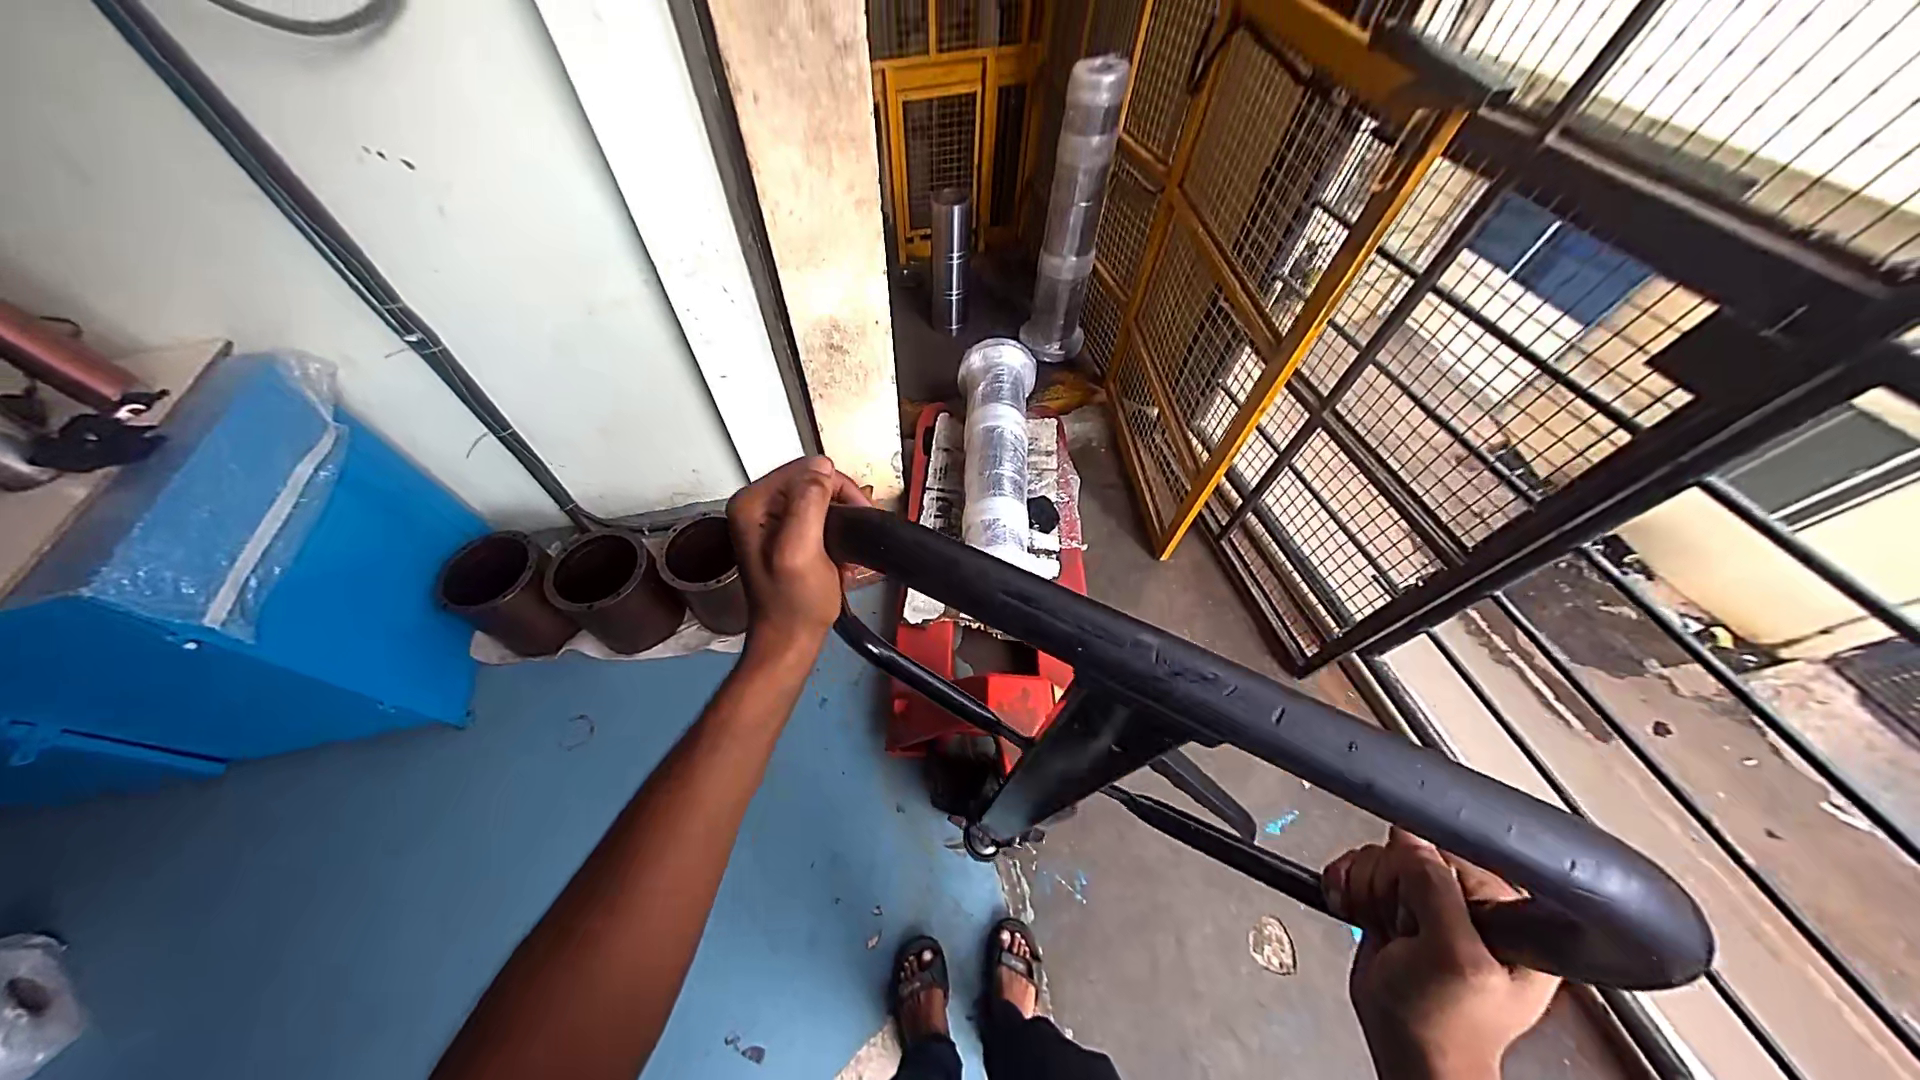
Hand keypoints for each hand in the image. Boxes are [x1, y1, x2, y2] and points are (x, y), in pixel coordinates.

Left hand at [726, 457, 870, 654]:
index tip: (856, 513)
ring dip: (841, 523)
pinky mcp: (783, 536)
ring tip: (846, 551)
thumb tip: (821, 467)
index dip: (838, 487)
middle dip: (841, 507)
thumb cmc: (794, 605)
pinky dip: (835, 535)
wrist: (790, 640)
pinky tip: (839, 558)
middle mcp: (756, 508)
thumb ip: (809, 503)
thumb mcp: (802, 550)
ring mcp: (768, 522)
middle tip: (853, 537)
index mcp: (752, 504)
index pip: (805, 469)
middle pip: (812, 481)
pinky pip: (818, 518)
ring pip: (819, 500)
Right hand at [1323, 828, 1558, 1079]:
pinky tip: (1354, 907)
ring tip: (1378, 922)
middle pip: (1408, 853)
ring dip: (1362, 885)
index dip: (1423, 869)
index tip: (1416, 902)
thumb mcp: (1454, 957)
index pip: (1453, 853)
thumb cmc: (1443, 1025)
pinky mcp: (1391, 906)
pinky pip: (1358, 870)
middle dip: (1387, 883)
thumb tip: (1410, 839)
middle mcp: (1467, 905)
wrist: (1406, 1051)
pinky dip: (1345, 884)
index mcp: (1506, 915)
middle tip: (1398, 923)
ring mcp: (1425, 905)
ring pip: (1378, 859)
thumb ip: (1436, 891)